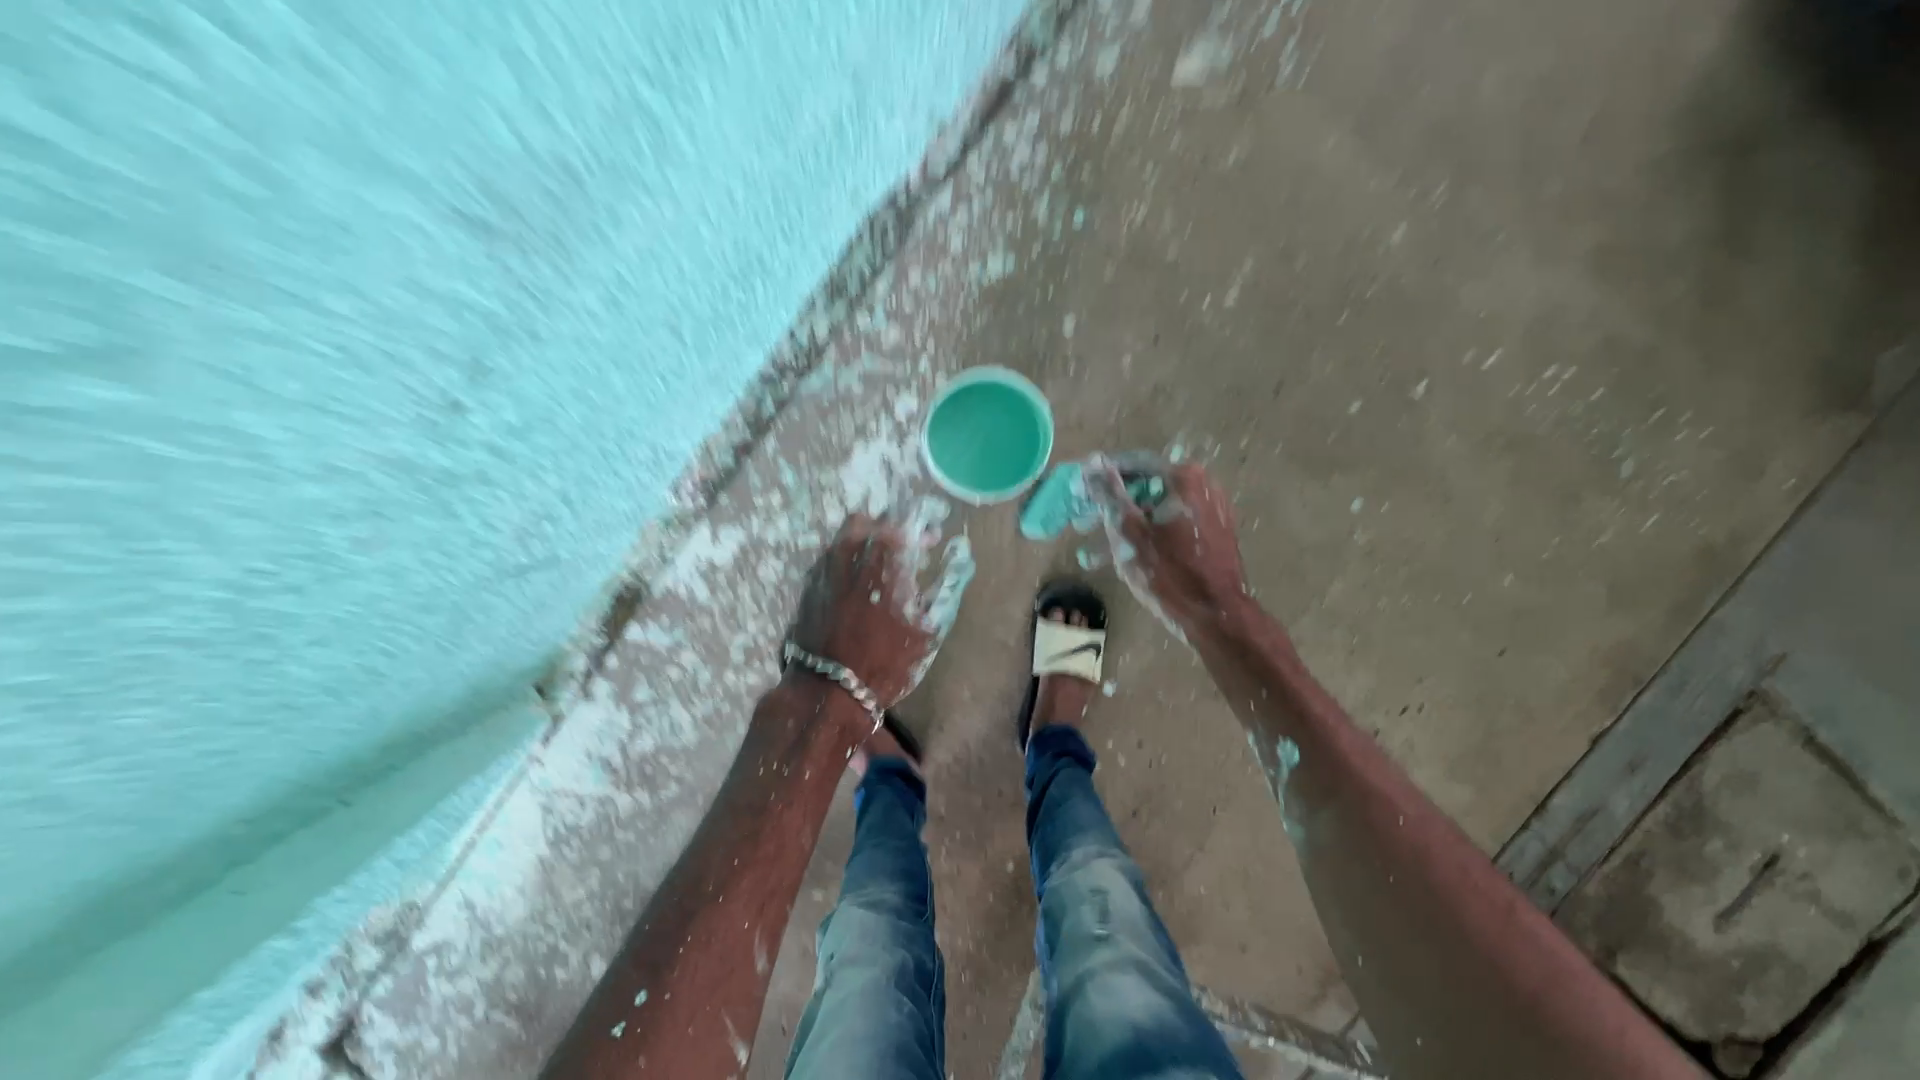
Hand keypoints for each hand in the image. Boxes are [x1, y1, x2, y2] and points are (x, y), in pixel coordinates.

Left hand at [786, 511, 971, 706]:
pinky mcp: (810, 585)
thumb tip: (961, 558)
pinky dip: (850, 558)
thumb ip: (947, 587)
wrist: (830, 689)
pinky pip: (833, 556)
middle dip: (894, 527)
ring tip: (884, 562)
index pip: (905, 519)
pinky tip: (861, 582)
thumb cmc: (887, 661)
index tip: (934, 533)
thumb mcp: (929, 629)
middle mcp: (852, 553)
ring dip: (869, 540)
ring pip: (847, 535)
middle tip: (910, 546)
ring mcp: (826, 567)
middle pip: (872, 520)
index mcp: (885, 558)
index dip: (922, 521)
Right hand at [1085, 455, 1250, 635]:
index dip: (1101, 478)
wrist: (1216, 617)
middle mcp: (1203, 487)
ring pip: (1155, 512)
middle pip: (1145, 489)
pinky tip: (1124, 560)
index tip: (1078, 493)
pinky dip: (1147, 537)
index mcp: (1185, 478)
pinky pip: (1171, 527)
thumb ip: (1108, 493)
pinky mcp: (1212, 536)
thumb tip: (1092, 461)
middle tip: (1082, 525)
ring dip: (1124, 528)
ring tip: (1092, 555)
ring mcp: (1210, 512)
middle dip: (1111, 508)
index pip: (1133, 465)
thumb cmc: (1168, 573)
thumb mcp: (1128, 532)